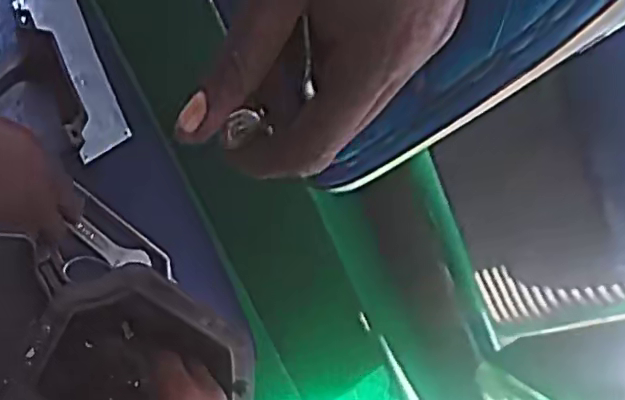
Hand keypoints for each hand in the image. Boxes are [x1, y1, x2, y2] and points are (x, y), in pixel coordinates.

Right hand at [144, 352, 241, 399]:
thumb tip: (150, 390)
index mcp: (184, 391)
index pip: (165, 358)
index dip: (149, 354)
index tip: (138, 354)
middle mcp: (207, 390)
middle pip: (188, 360)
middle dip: (171, 361)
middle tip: (154, 367)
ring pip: (203, 375)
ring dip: (187, 376)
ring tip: (171, 385)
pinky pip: (211, 392)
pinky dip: (198, 392)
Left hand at [173, 0, 465, 177]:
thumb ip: (237, 62)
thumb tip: (195, 122)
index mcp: (377, 57)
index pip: (307, 152)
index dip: (258, 160)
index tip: (227, 144)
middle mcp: (410, 54)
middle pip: (328, 130)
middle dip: (276, 119)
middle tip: (242, 86)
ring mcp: (425, 33)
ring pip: (345, 99)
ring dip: (300, 86)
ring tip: (276, 36)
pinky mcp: (429, 12)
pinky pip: (367, 63)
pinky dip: (328, 58)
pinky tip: (309, 20)